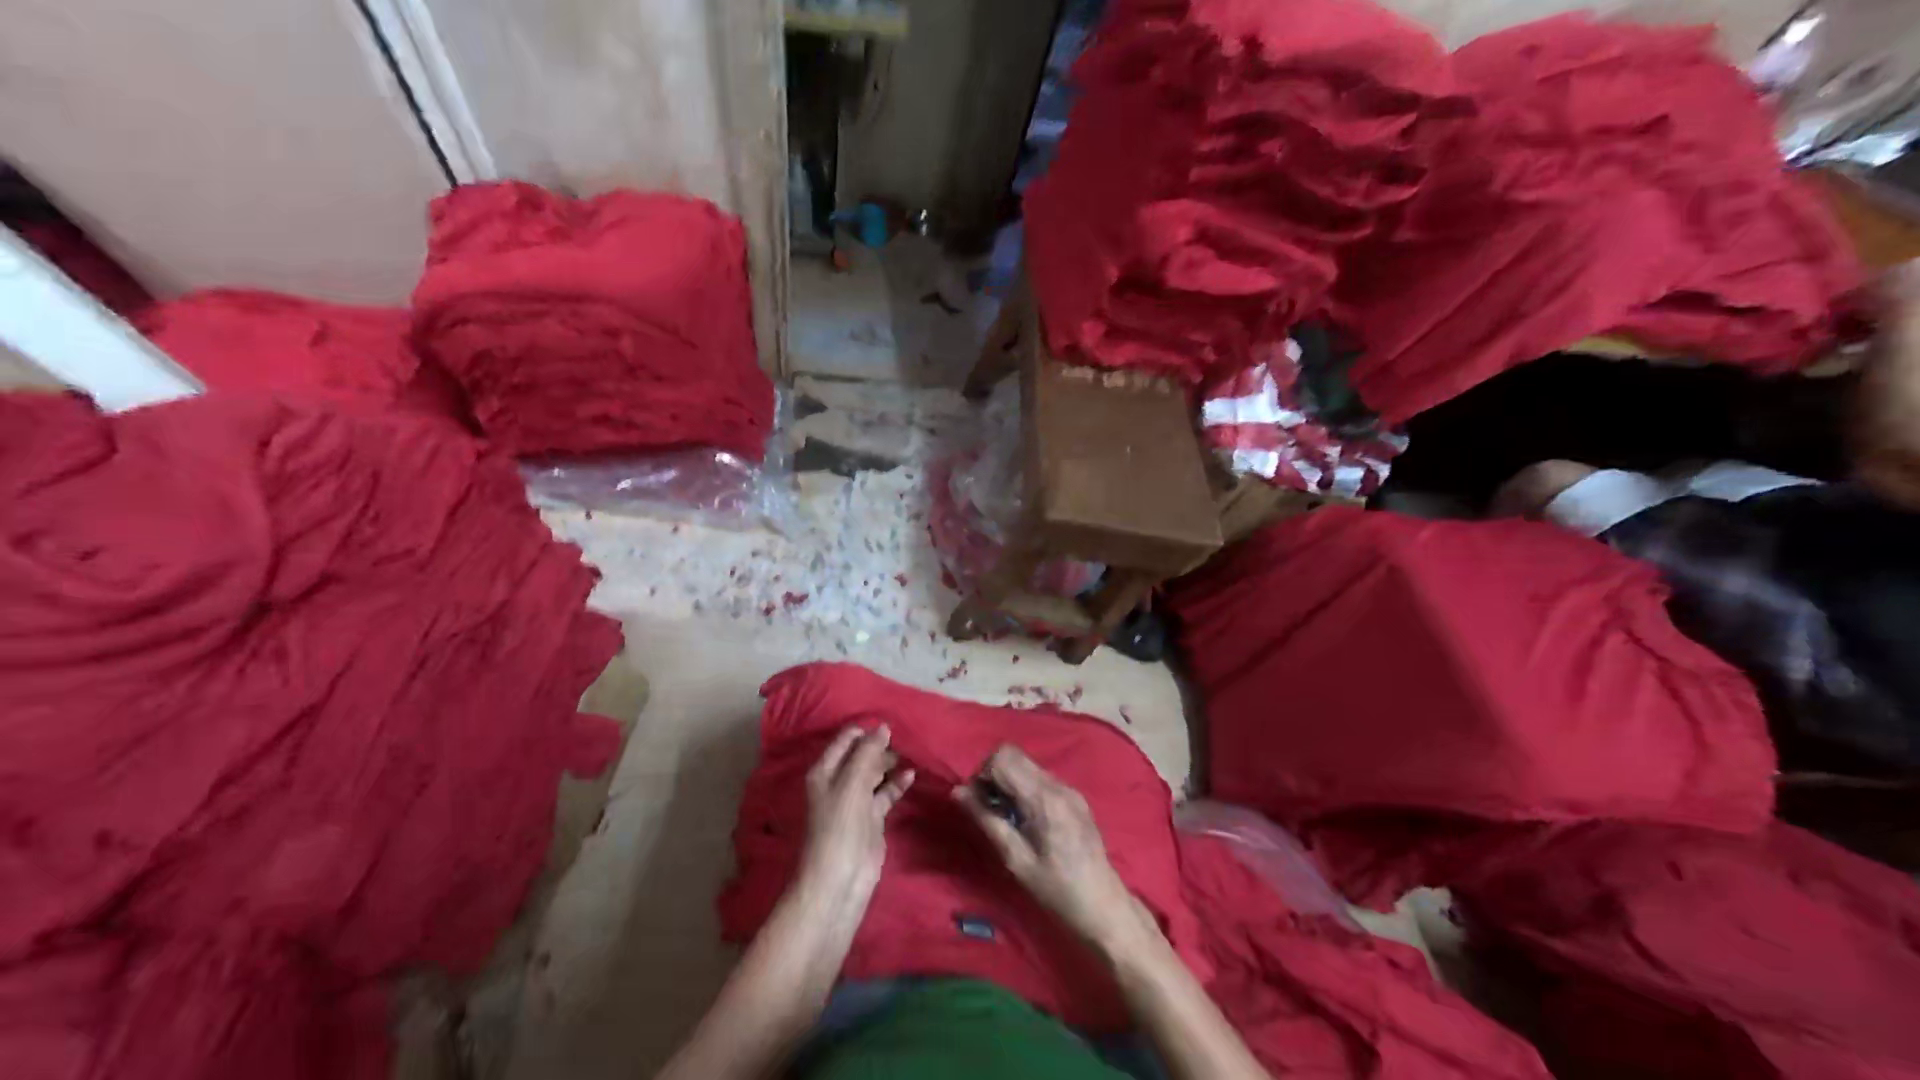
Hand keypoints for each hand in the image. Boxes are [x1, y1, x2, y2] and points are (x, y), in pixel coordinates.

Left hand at [798, 725, 913, 905]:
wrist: (839, 882)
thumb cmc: (839, 828)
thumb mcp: (851, 784)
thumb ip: (867, 754)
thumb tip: (883, 727)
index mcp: (825, 771)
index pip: (845, 740)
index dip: (865, 730)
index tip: (891, 722)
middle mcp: (838, 783)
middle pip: (861, 756)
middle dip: (881, 746)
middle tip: (907, 737)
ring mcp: (856, 802)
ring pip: (875, 774)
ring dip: (891, 764)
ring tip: (913, 752)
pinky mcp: (871, 819)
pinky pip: (885, 794)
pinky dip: (897, 784)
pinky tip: (911, 775)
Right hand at [953, 744, 1155, 954]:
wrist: (1104, 906)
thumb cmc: (1056, 890)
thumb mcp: (1015, 860)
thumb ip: (986, 820)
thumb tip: (957, 792)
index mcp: (1043, 798)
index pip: (1003, 758)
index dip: (982, 775)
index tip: (978, 804)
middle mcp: (1058, 784)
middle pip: (1013, 754)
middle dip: (993, 775)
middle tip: (989, 809)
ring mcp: (1070, 788)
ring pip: (1027, 764)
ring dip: (1009, 782)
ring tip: (1007, 817)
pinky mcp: (1075, 797)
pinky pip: (1040, 777)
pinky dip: (1024, 788)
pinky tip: (1026, 820)